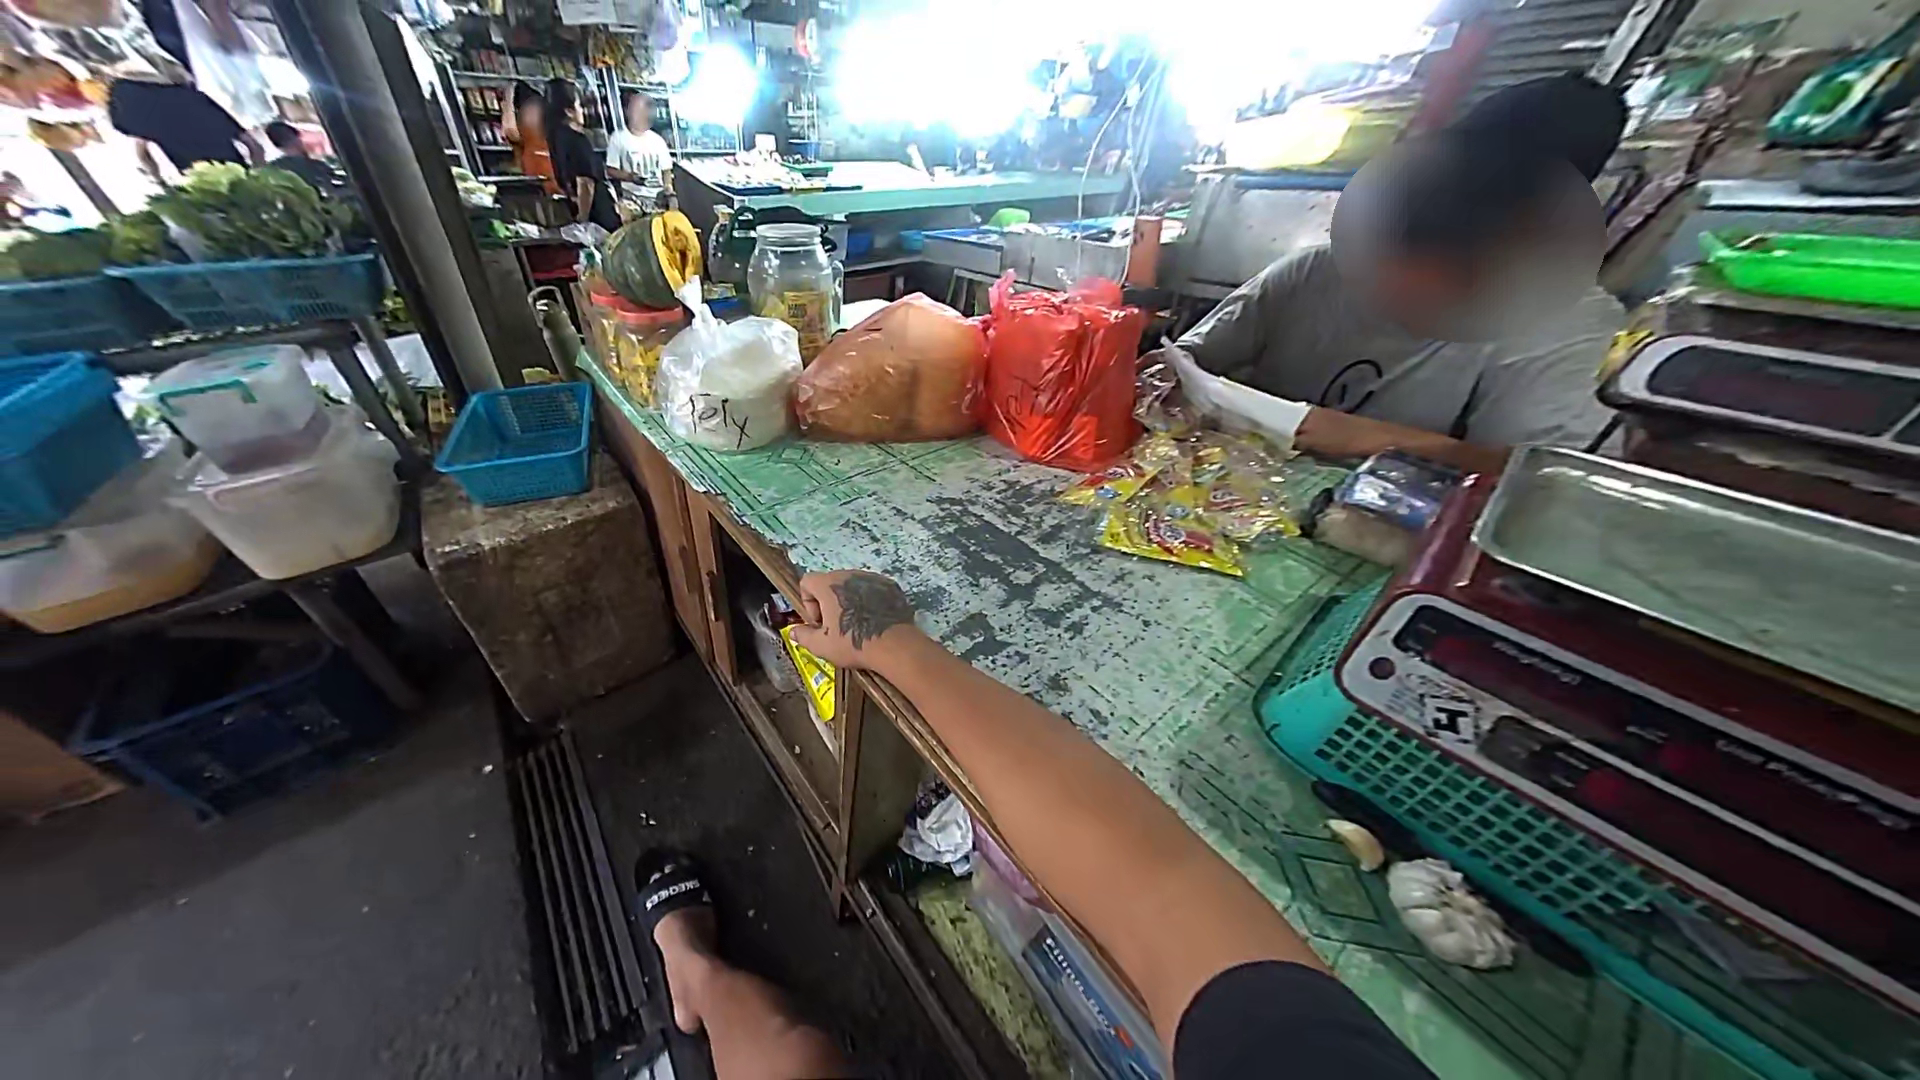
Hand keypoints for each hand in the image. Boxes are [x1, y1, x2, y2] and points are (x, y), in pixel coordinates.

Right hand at [789, 571, 919, 670]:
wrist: (894, 645)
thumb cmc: (853, 643)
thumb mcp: (821, 645)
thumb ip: (803, 635)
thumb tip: (793, 631)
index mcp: (829, 584)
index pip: (807, 581)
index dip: (808, 602)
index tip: (819, 622)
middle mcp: (850, 574)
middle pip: (831, 582)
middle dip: (829, 602)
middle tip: (837, 626)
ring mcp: (872, 578)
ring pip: (853, 585)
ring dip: (849, 600)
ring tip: (857, 624)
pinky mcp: (890, 586)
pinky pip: (873, 589)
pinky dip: (869, 601)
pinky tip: (875, 621)